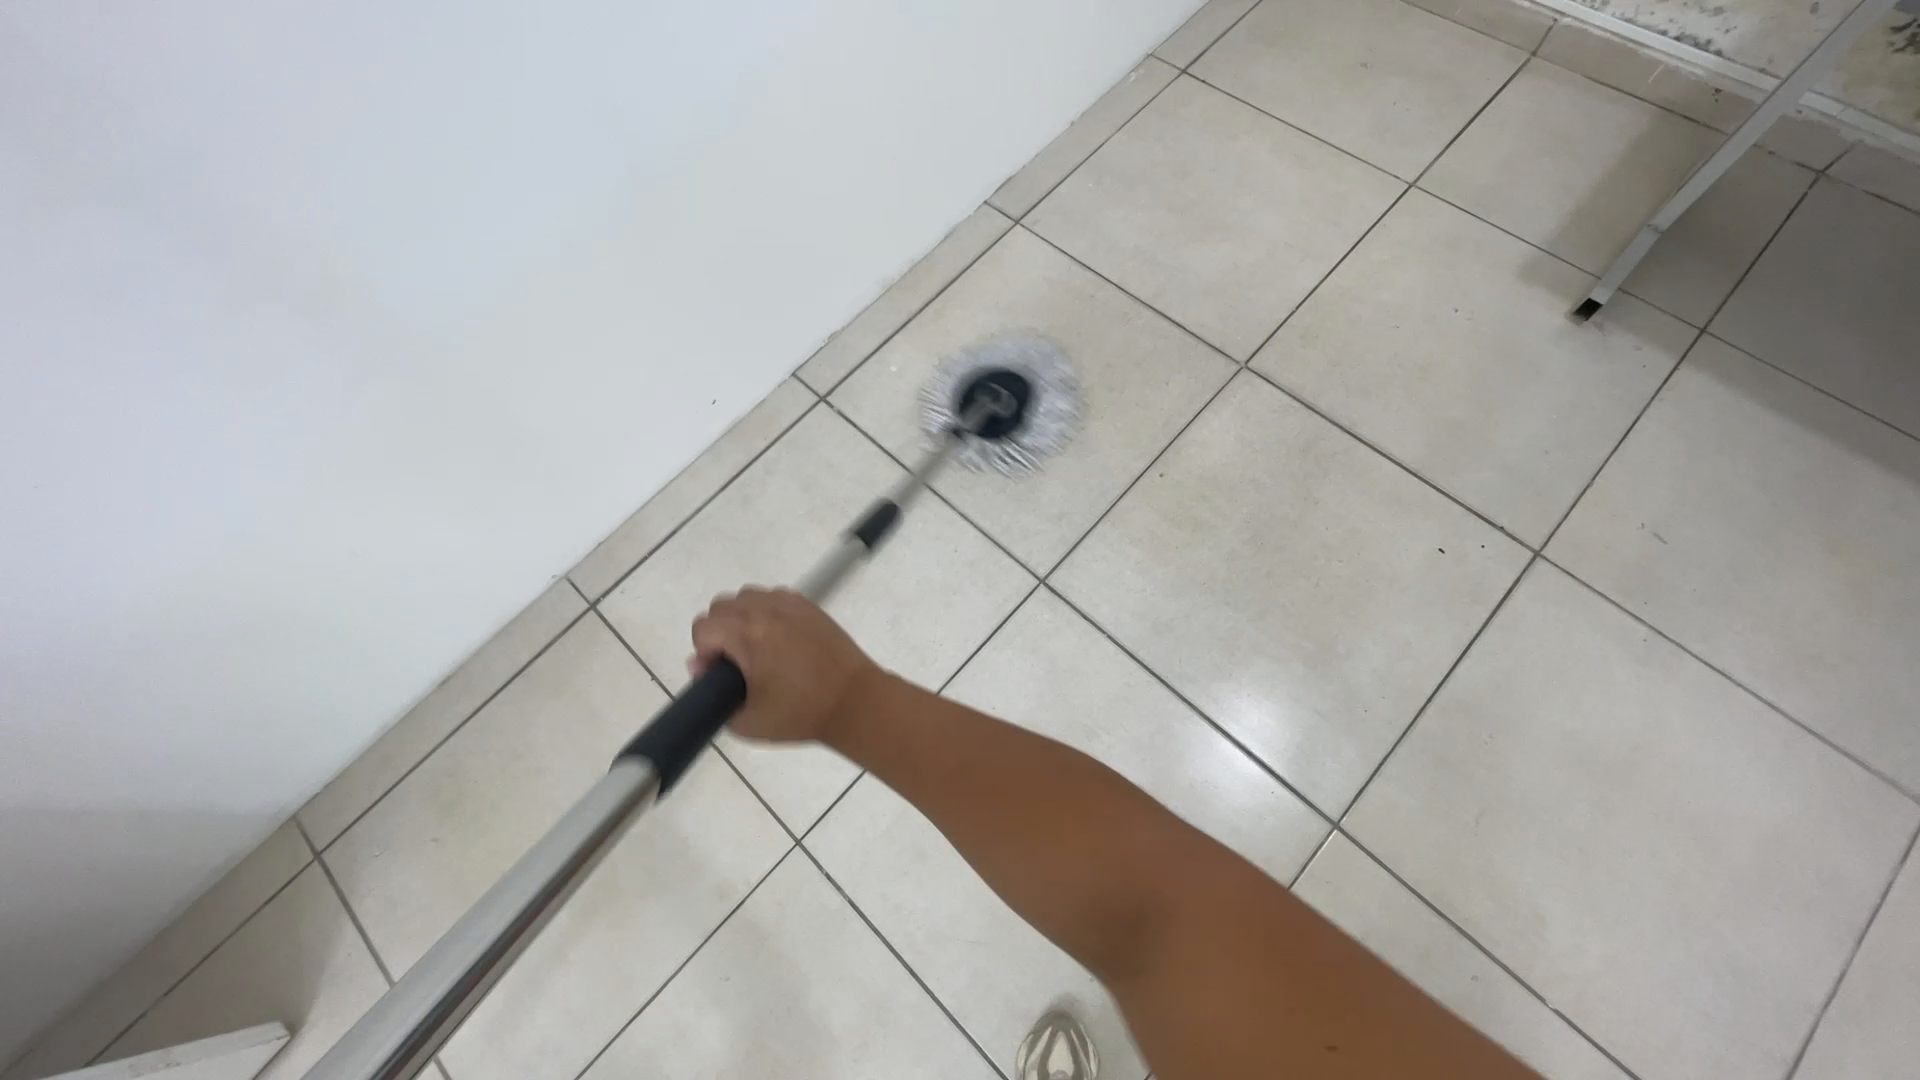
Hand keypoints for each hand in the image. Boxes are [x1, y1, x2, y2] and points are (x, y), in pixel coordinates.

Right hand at [688, 587, 882, 743]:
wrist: (853, 700)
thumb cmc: (800, 713)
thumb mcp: (747, 722)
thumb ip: (714, 697)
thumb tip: (704, 669)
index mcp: (748, 635)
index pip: (703, 627)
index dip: (704, 653)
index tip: (720, 674)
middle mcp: (767, 611)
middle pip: (721, 606)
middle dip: (719, 633)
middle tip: (736, 662)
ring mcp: (790, 604)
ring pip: (748, 597)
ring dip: (742, 619)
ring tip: (757, 649)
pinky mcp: (809, 606)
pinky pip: (774, 597)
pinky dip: (767, 612)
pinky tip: (779, 640)